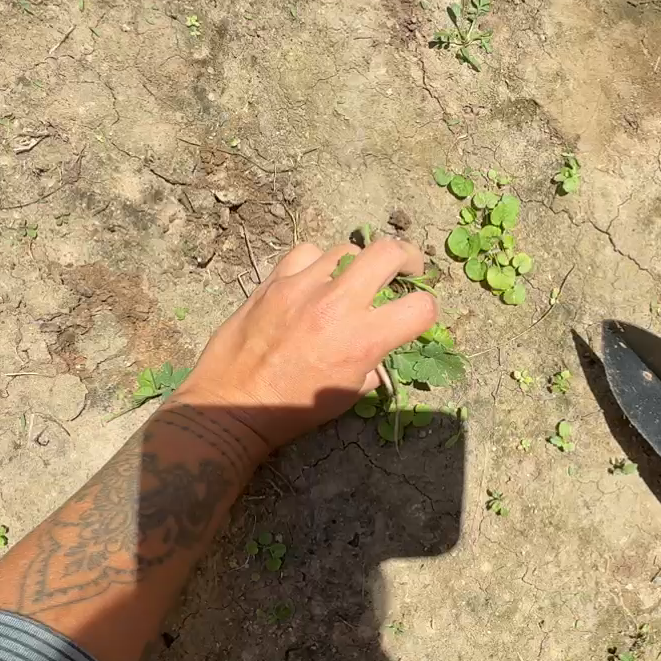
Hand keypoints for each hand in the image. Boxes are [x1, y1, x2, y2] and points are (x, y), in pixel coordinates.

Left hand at [176, 238, 436, 452]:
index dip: (426, 310)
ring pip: (345, 250)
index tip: (416, 314)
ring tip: (351, 278)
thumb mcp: (349, 394)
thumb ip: (372, 362)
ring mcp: (303, 287)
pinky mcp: (274, 281)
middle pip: (388, 252)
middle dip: (407, 257)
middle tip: (406, 267)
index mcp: (363, 340)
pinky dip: (315, 263)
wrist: (234, 405)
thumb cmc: (294, 410)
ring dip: (356, 263)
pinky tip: (312, 279)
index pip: (420, 307)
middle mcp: (338, 305)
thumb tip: (379, 348)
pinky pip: (305, 254)